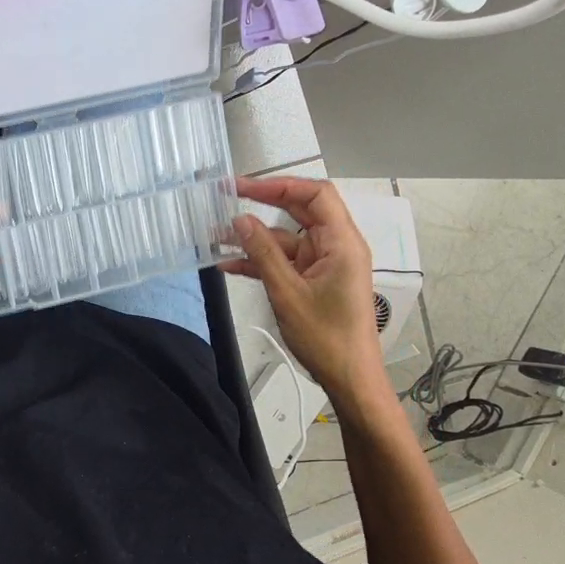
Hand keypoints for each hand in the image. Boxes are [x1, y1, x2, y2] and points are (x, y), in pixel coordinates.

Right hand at [221, 177, 385, 394]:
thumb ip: (263, 253)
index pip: (315, 195)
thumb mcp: (287, 293)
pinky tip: (228, 264)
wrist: (349, 378)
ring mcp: (324, 263)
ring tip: (215, 236)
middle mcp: (336, 246)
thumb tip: (240, 220)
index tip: (243, 188)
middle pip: (300, 211)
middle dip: (263, 203)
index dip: (280, 185)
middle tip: (227, 198)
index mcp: (342, 243)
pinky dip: (258, 260)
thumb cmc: (326, 337)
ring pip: (286, 237)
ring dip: (253, 237)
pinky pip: (283, 260)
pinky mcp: (313, 280)